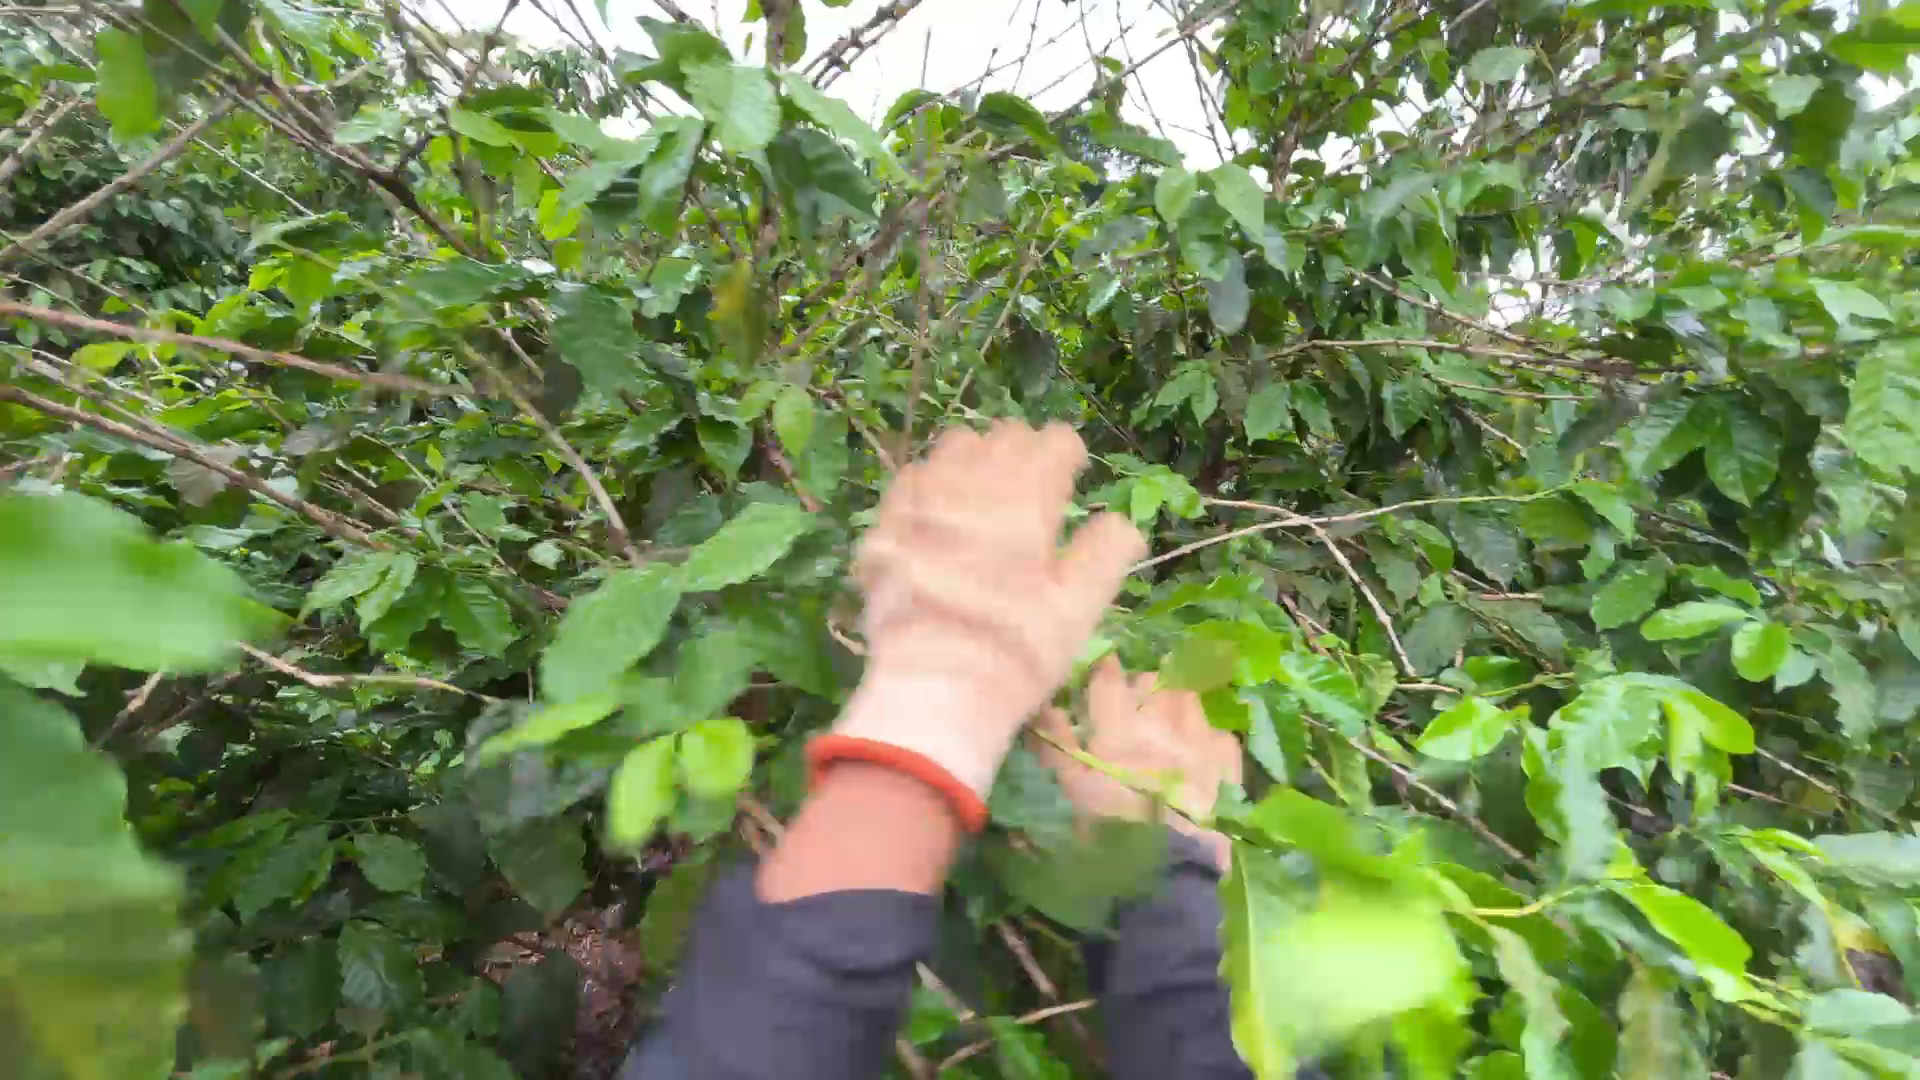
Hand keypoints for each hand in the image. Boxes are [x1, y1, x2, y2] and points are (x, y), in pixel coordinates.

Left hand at [809, 421, 1144, 829]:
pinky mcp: (889, 527)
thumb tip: (1123, 523)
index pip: (1052, 446)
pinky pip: (910, 481)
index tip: (1070, 464)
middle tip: (1030, 473)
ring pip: (952, 448)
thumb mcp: (1078, 612)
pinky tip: (936, 502)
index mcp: (1026, 506)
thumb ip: (1105, 556)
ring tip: (983, 482)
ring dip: (975, 455)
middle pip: (1002, 438)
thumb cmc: (1016, 653)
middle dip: (1023, 448)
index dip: (1065, 450)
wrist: (935, 688)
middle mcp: (974, 492)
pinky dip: (930, 481)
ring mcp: (925, 506)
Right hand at [1034, 657, 1239, 868]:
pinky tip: (1198, 745)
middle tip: (1131, 701)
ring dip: (1173, 701)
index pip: (1109, 679)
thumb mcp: (1071, 788)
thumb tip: (1042, 702)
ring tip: (1165, 717)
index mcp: (1118, 732)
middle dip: (1140, 685)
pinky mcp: (1226, 766)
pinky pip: (1219, 732)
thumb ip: (1056, 741)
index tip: (1099, 667)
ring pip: (1186, 698)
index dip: (1103, 668)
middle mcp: (1161, 727)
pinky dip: (1207, 734)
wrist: (1169, 874)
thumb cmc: (1110, 832)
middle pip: (1152, 682)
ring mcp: (1199, 743)